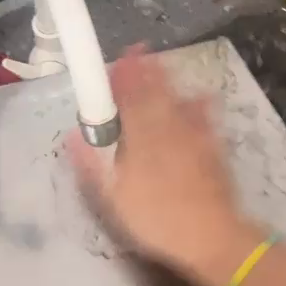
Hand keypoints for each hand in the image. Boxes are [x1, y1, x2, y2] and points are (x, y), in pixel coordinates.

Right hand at [67, 46, 264, 285]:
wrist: (209, 236)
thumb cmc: (156, 220)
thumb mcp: (113, 199)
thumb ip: (91, 164)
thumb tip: (71, 136)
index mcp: (138, 139)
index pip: (126, 100)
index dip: (121, 77)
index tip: (115, 61)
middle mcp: (166, 130)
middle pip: (154, 93)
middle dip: (145, 70)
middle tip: (138, 49)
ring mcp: (193, 137)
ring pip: (178, 100)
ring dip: (168, 80)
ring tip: (161, 63)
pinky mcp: (214, 148)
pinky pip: (206, 118)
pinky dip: (201, 103)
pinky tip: (202, 95)